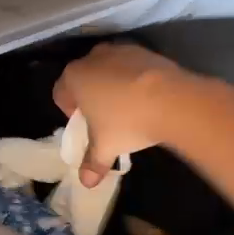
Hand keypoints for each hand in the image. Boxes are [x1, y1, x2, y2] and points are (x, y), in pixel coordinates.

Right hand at [53, 43, 202, 186]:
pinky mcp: (144, 51)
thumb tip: (86, 183)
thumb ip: (93, 162)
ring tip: (130, 107)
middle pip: (83, 78)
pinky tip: (149, 97)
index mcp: (73, 78)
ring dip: (112, 84)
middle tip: (106, 118)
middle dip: (91, 96)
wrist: (173, 100)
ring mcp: (119, 51)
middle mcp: (91, 58)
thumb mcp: (106, 146)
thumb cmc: (127, 121)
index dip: (70, 112)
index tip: (87, 126)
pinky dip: (135, 78)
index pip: (60, 93)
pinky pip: (131, 66)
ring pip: (107, 69)